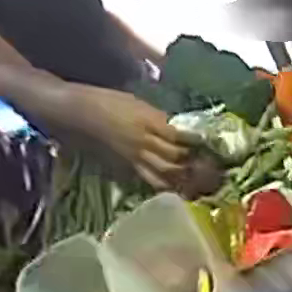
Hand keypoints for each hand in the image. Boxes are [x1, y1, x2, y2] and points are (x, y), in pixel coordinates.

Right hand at [65, 87, 199, 190]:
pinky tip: (178, 191)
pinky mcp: (132, 165)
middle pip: (174, 155)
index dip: (193, 141)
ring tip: (196, 179)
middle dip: (192, 161)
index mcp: (147, 119)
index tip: (207, 144)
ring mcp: (138, 155)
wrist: (84, 111)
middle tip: (207, 166)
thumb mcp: (138, 102)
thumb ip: (159, 118)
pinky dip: (167, 187)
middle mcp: (145, 140)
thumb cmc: (110, 101)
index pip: (176, 134)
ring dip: (183, 176)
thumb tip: (180, 129)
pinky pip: (152, 180)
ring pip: (166, 171)